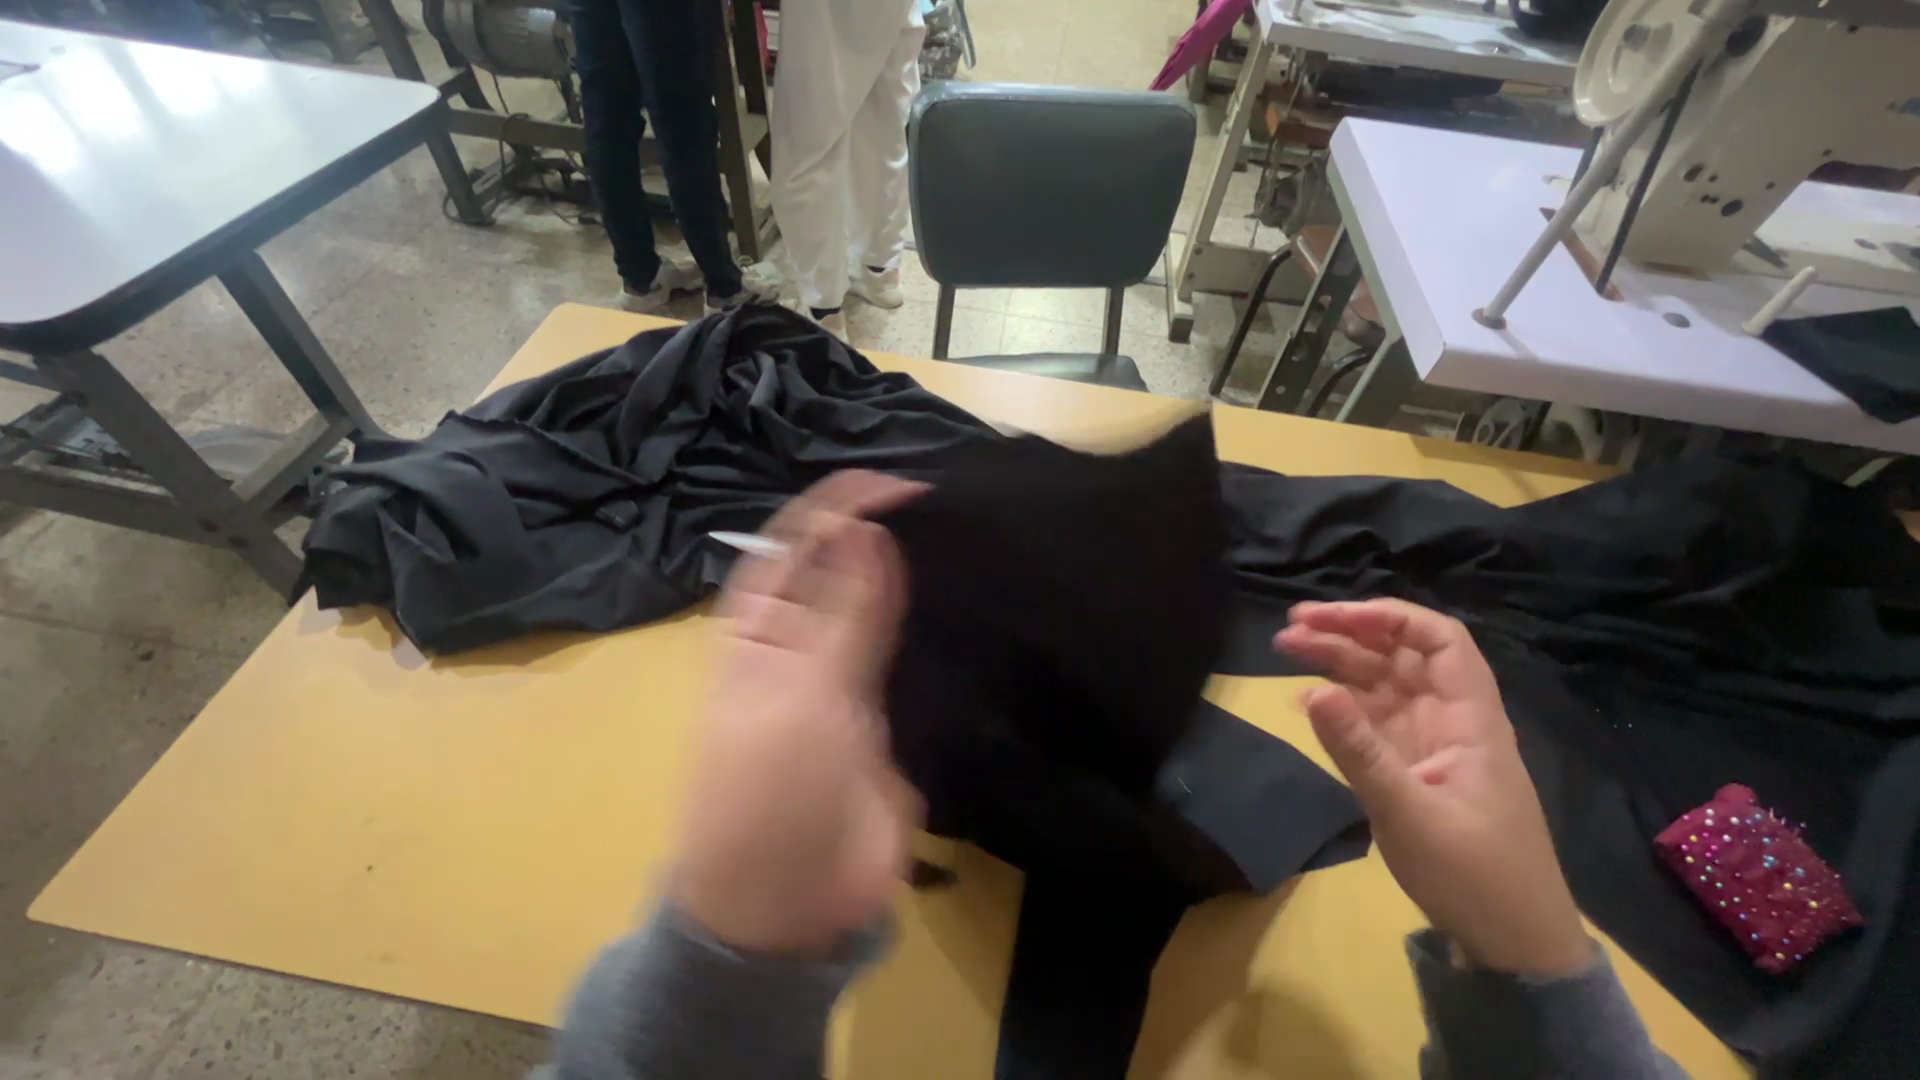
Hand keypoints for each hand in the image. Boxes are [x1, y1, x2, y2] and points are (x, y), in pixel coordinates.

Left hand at [673, 472, 926, 954]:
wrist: (786, 908)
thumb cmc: (768, 797)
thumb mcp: (803, 698)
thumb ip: (843, 616)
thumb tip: (865, 530)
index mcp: (758, 627)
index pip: (797, 541)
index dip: (844, 507)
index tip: (908, 487)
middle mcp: (801, 639)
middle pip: (842, 567)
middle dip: (886, 533)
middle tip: (954, 507)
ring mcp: (845, 676)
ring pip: (881, 608)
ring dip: (914, 577)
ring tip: (970, 538)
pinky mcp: (886, 713)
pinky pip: (910, 657)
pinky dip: (936, 628)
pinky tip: (974, 602)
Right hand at [1276, 599, 1593, 977]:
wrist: (1511, 943)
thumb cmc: (1474, 876)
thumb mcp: (1409, 813)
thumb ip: (1358, 750)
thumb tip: (1310, 690)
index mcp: (1469, 718)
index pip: (1440, 641)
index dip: (1390, 618)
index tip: (1335, 618)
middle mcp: (1448, 718)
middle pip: (1400, 655)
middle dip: (1349, 632)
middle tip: (1291, 625)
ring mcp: (1427, 741)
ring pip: (1381, 682)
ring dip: (1337, 661)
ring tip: (1286, 646)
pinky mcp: (1409, 766)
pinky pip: (1371, 718)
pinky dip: (1339, 702)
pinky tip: (1305, 697)